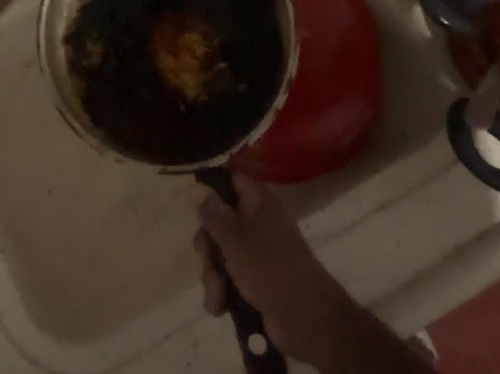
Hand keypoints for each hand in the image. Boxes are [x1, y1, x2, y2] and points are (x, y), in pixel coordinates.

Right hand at [196, 173, 417, 373]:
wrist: (306, 319)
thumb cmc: (270, 268)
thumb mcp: (235, 238)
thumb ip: (213, 213)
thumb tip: (196, 186)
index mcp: (259, 204)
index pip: (232, 180)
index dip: (212, 187)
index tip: (193, 202)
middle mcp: (257, 225)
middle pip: (219, 222)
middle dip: (207, 246)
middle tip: (208, 258)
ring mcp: (256, 255)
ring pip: (220, 255)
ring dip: (212, 275)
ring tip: (218, 293)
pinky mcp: (255, 283)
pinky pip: (227, 280)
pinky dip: (221, 292)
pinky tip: (220, 306)